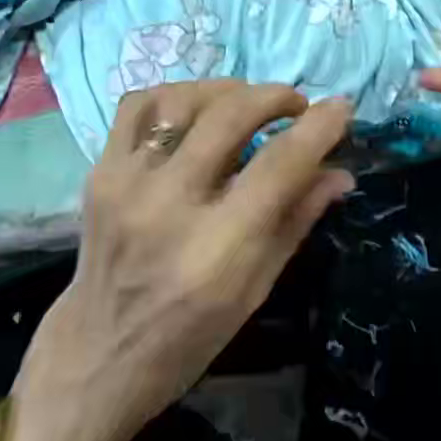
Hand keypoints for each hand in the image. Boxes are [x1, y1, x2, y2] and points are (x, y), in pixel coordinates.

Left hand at [3, 82, 354, 440]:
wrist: (99, 351)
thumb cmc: (188, 335)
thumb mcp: (254, 290)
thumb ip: (296, 221)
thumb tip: (340, 171)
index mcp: (216, 250)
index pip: (278, 166)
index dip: (318, 129)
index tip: (341, 106)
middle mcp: (168, 205)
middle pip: (229, 117)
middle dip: (274, 96)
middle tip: (295, 104)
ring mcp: (126, 182)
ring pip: (180, 100)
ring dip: (225, 89)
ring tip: (247, 100)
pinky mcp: (100, 171)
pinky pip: (136, 105)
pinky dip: (173, 94)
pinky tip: (195, 106)